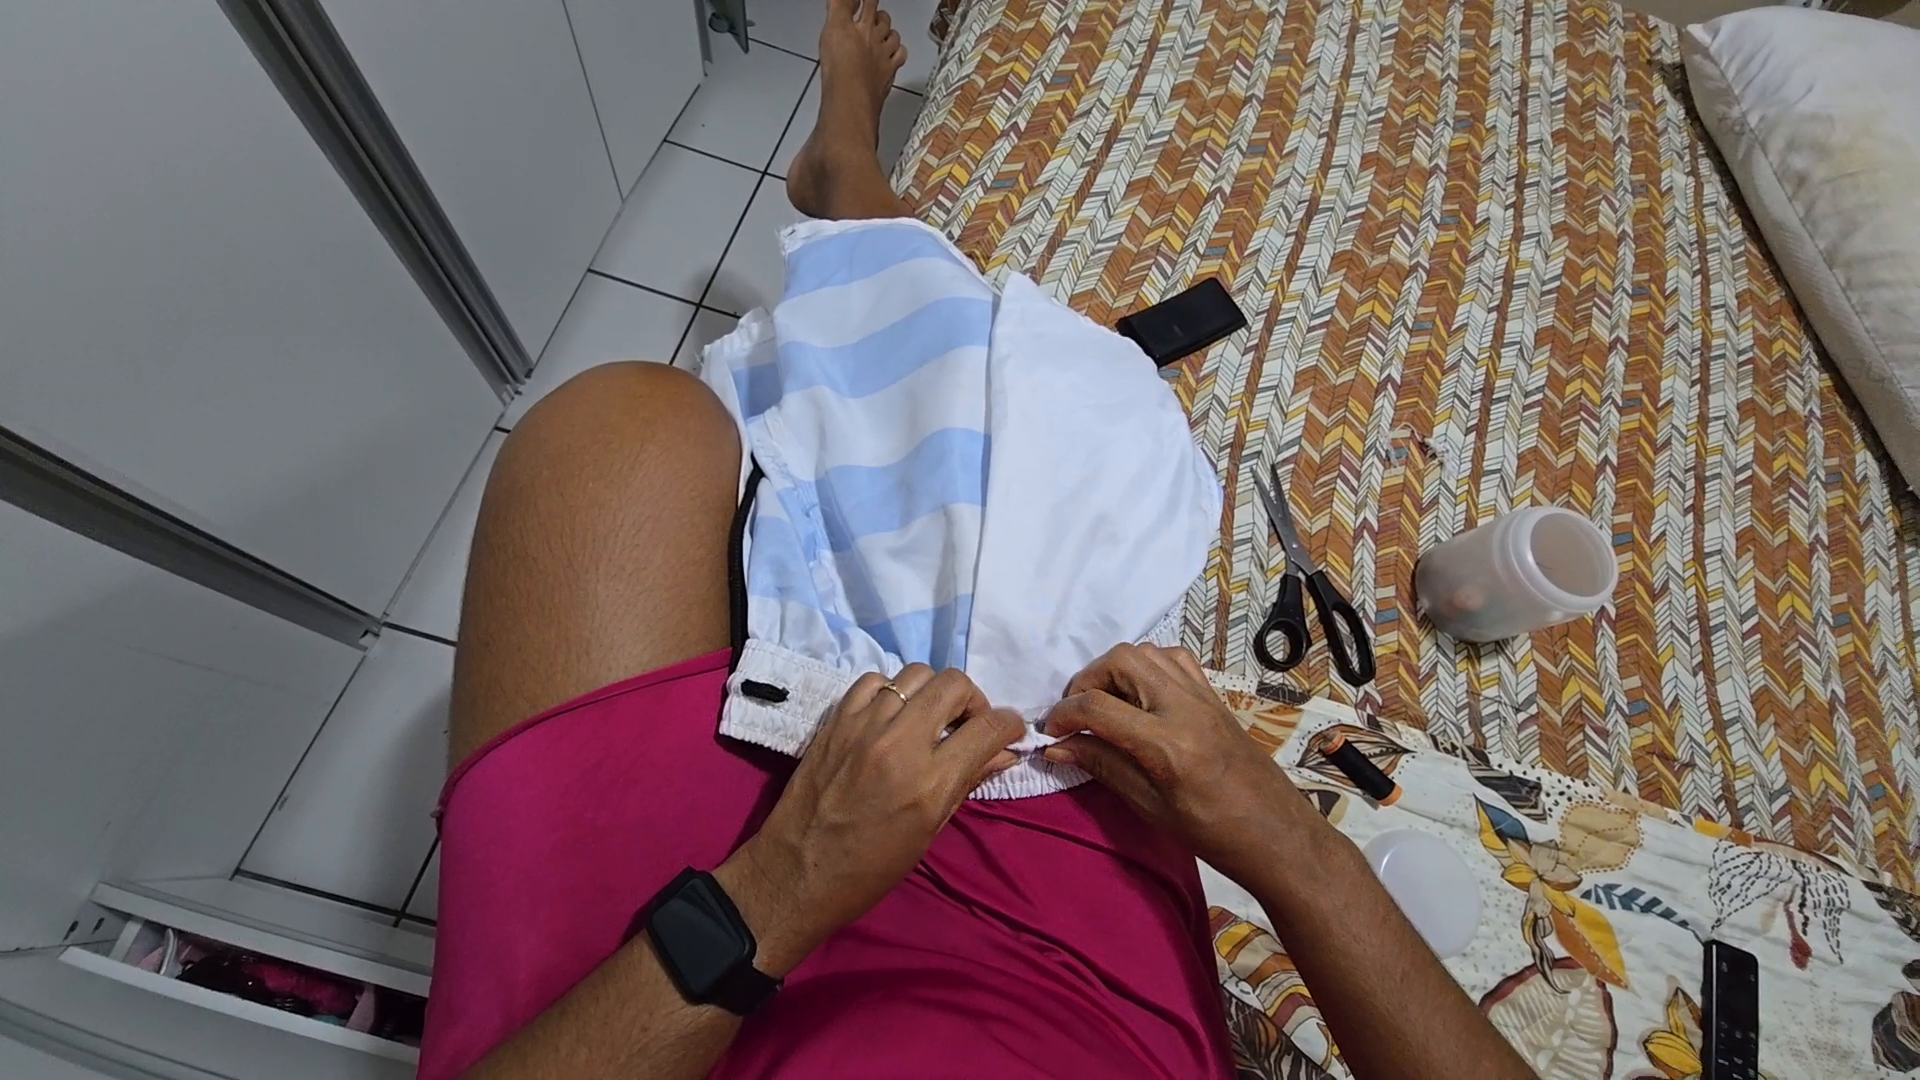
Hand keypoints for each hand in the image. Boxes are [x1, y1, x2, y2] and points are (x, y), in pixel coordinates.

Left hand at [716, 665, 1022, 974]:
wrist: (797, 873)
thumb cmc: (871, 868)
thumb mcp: (929, 831)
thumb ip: (968, 782)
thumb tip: (1004, 752)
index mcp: (930, 782)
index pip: (987, 728)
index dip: (1008, 724)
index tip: (1009, 730)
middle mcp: (901, 743)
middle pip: (954, 684)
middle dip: (973, 699)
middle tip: (967, 723)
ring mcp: (864, 725)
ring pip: (916, 673)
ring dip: (933, 692)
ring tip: (929, 717)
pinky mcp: (837, 719)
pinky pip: (875, 680)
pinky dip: (892, 692)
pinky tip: (891, 715)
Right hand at [1041, 644, 1321, 882]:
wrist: (1277, 833)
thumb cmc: (1212, 832)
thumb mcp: (1149, 806)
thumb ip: (1102, 765)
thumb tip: (1057, 747)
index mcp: (1166, 743)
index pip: (1098, 707)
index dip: (1064, 716)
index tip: (1050, 734)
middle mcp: (1184, 706)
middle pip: (1120, 660)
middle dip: (1087, 681)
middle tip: (1078, 713)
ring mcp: (1201, 695)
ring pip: (1145, 652)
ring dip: (1114, 670)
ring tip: (1105, 703)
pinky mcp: (1212, 694)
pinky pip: (1172, 658)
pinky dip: (1146, 665)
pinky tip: (1139, 694)